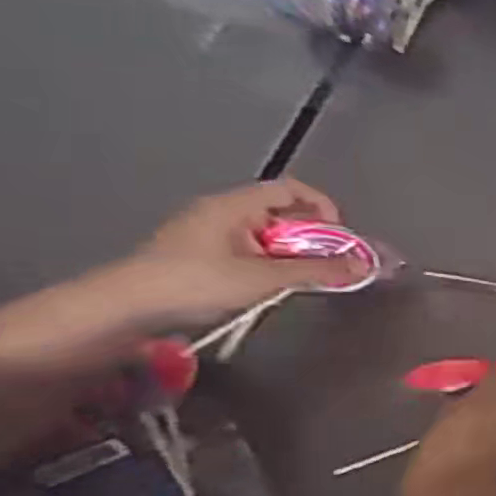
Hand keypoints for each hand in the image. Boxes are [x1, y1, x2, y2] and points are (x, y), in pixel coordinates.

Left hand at [100, 179, 365, 323]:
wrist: (131, 306)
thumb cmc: (195, 282)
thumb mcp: (266, 277)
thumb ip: (319, 270)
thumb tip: (364, 266)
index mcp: (233, 207)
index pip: (289, 189)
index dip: (322, 207)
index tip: (340, 236)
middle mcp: (224, 213)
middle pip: (285, 214)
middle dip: (316, 239)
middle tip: (334, 265)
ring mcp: (214, 234)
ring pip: (273, 236)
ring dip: (299, 256)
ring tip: (310, 280)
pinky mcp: (211, 255)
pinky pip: (258, 251)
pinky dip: (280, 265)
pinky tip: (283, 286)